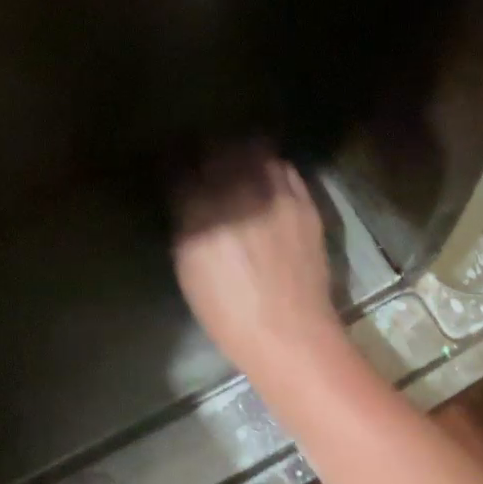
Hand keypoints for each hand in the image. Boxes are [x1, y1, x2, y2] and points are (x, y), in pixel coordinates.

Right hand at [174, 149, 342, 376]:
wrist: (291, 333)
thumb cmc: (231, 315)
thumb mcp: (190, 272)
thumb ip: (186, 224)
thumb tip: (186, 194)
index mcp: (201, 217)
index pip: (182, 170)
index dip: (178, 165)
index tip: (178, 169)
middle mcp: (240, 196)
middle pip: (219, 151)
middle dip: (210, 152)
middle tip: (207, 159)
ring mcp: (277, 196)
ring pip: (254, 152)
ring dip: (243, 154)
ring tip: (239, 164)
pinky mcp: (304, 204)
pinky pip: (284, 171)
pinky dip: (272, 170)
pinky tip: (268, 181)